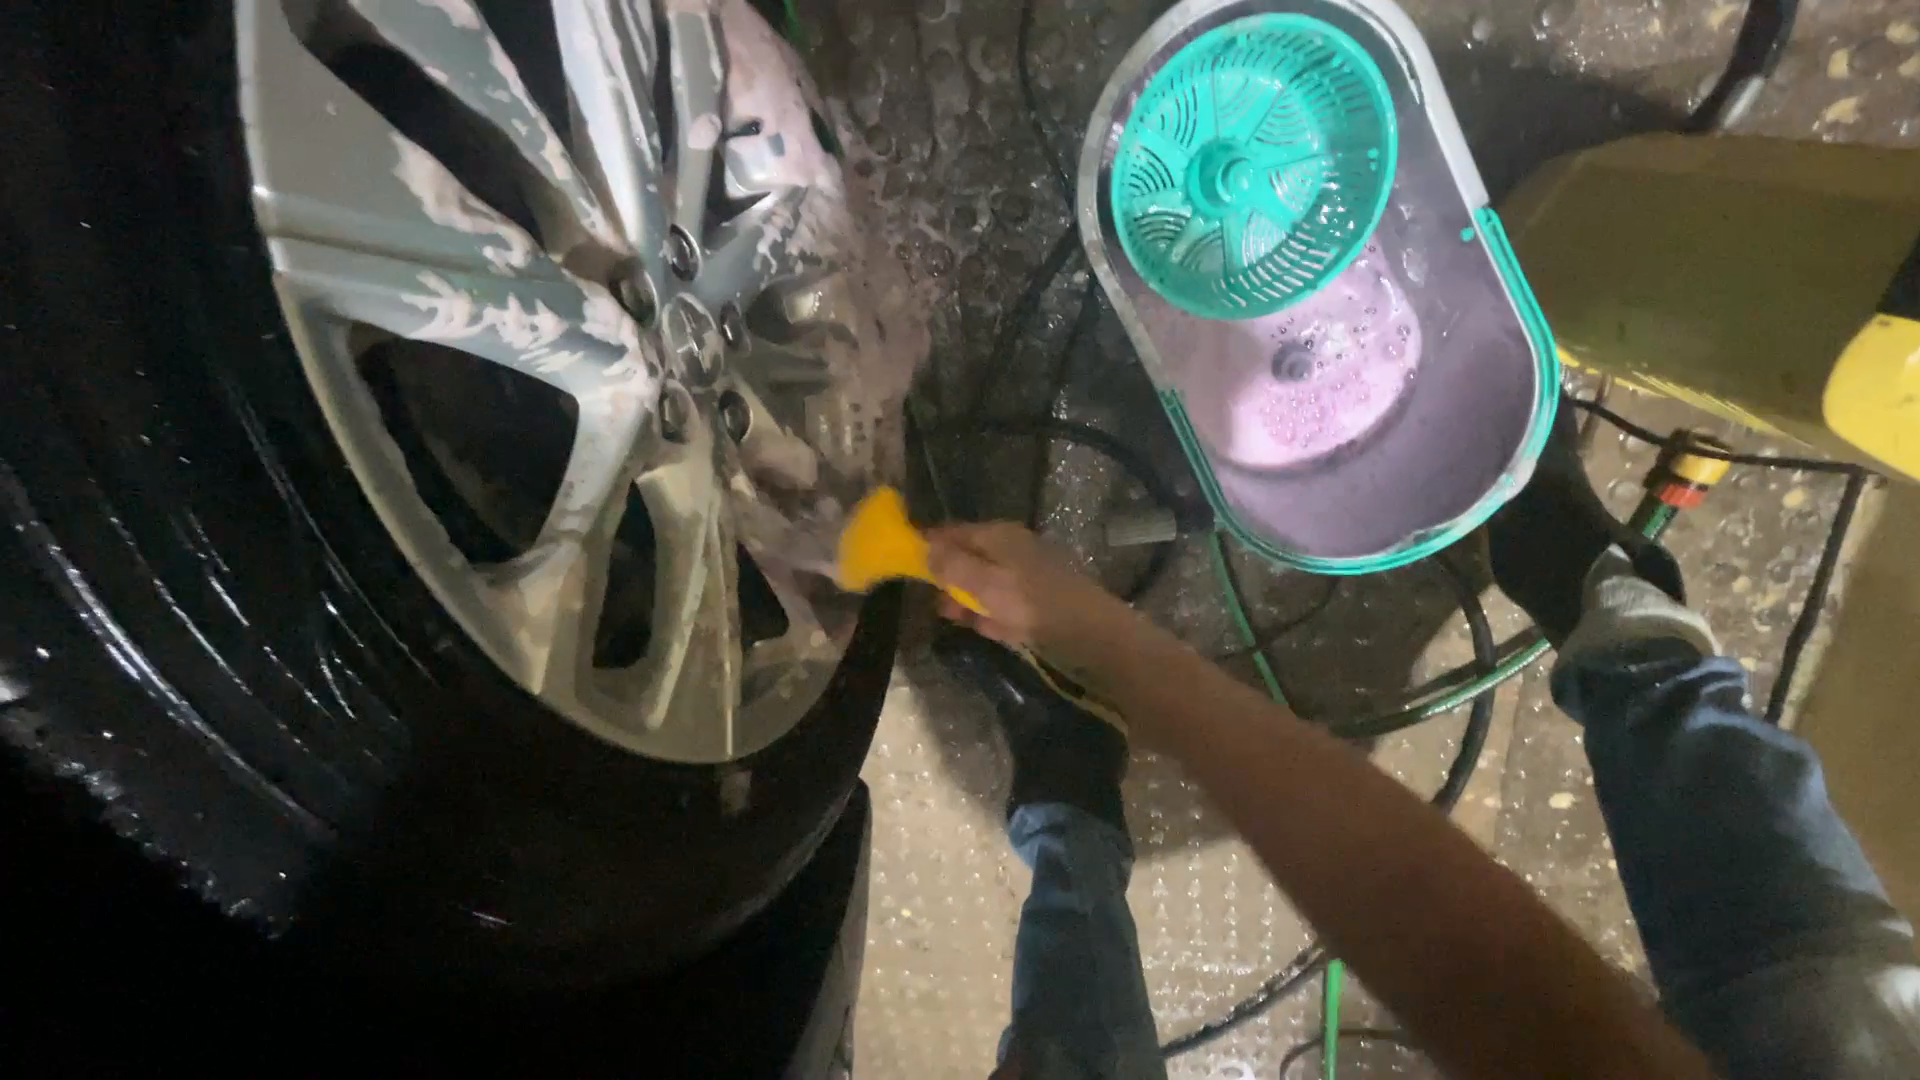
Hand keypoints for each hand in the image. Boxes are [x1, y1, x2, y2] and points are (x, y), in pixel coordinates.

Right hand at [923, 522, 1133, 658]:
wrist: (1089, 631)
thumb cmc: (1032, 602)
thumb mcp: (984, 583)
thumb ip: (951, 566)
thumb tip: (924, 547)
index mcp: (997, 536)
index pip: (952, 532)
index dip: (927, 546)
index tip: (905, 566)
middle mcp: (1009, 550)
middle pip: (966, 560)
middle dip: (949, 582)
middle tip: (939, 606)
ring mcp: (1023, 576)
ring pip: (982, 586)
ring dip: (969, 603)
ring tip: (963, 620)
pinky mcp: (1033, 602)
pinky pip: (1002, 605)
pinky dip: (993, 616)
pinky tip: (993, 629)